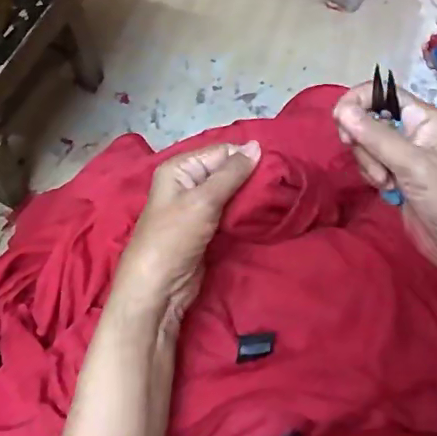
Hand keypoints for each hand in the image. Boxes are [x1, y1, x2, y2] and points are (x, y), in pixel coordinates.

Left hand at [111, 141, 260, 328]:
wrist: (157, 291)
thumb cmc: (174, 238)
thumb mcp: (203, 201)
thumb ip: (232, 173)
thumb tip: (257, 145)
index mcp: (179, 168)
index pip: (220, 152)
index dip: (245, 158)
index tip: (274, 166)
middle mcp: (187, 182)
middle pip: (226, 170)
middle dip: (250, 175)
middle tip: (279, 181)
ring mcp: (196, 206)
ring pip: (230, 191)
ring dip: (249, 194)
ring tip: (276, 194)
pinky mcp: (206, 227)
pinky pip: (229, 211)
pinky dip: (244, 211)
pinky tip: (262, 211)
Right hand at [332, 82, 436, 290]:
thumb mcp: (414, 166)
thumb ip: (376, 137)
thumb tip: (341, 110)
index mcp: (424, 118)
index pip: (382, 92)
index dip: (357, 102)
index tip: (340, 122)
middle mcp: (413, 132)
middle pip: (369, 118)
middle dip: (363, 141)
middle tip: (375, 165)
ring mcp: (404, 156)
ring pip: (366, 144)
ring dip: (369, 164)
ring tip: (388, 185)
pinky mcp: (397, 178)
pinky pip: (371, 166)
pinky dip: (372, 177)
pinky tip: (389, 193)